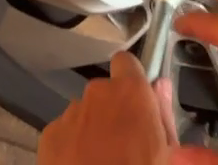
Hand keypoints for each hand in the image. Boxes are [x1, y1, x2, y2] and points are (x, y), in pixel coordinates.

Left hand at [37, 50, 178, 164]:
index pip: (127, 62)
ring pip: (86, 113)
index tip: (137, 100)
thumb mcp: (168, 153)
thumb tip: (160, 86)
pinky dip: (73, 146)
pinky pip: (66, 132)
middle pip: (106, 92)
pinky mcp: (50, 135)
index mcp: (130, 93)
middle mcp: (97, 93)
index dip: (131, 78)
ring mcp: (70, 113)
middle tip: (124, 143)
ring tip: (103, 160)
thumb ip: (164, 114)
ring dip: (93, 129)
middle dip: (113, 111)